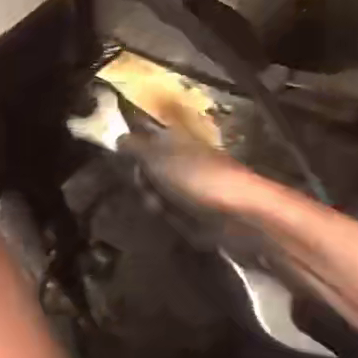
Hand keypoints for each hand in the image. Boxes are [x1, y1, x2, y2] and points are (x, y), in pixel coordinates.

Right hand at [120, 129, 268, 218]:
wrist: (240, 214)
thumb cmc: (195, 177)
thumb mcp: (156, 155)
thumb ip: (132, 146)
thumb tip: (117, 138)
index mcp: (173, 137)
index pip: (141, 136)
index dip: (128, 149)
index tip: (119, 161)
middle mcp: (180, 157)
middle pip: (145, 167)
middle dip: (141, 180)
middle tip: (144, 188)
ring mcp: (189, 184)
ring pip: (156, 191)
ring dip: (154, 202)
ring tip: (160, 210)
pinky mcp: (197, 211)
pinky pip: (171, 212)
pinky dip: (169, 217)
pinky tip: (171, 220)